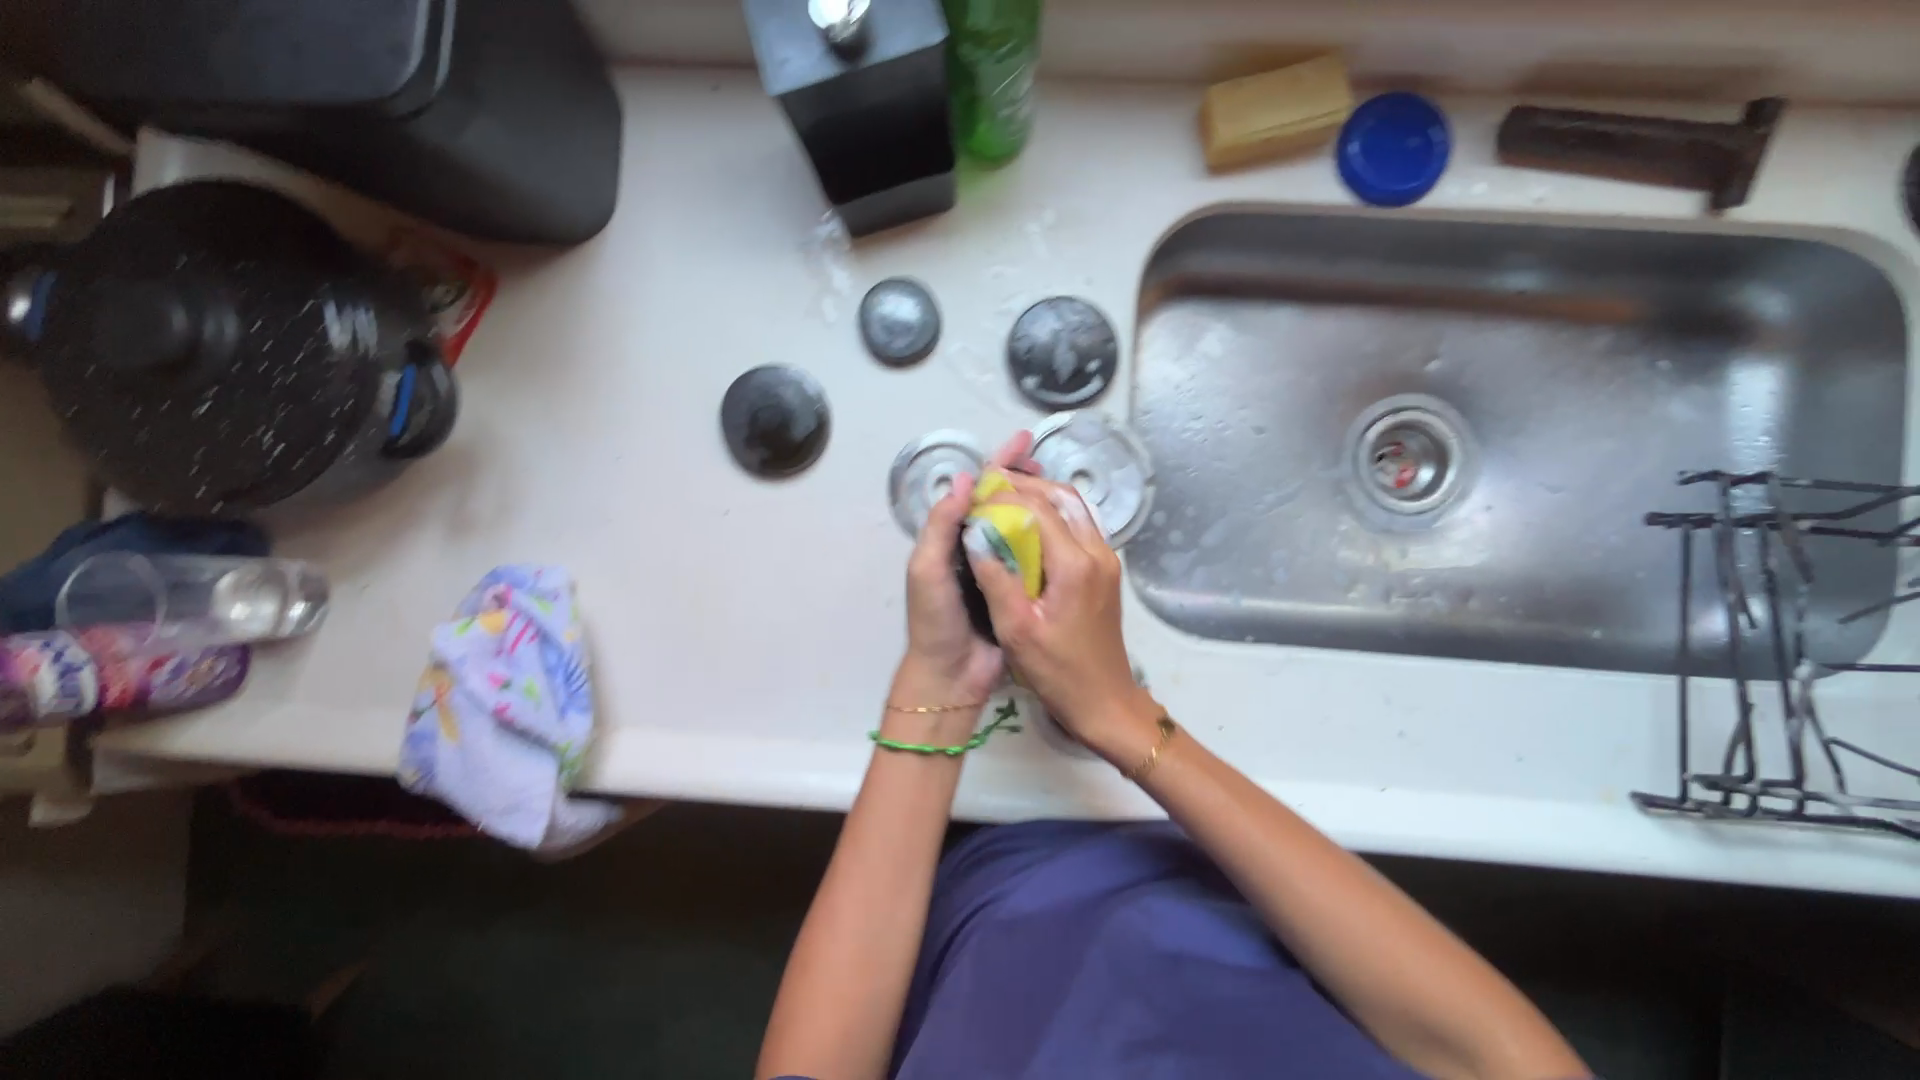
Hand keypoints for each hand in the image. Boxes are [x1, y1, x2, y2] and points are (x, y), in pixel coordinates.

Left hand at [891, 433, 1035, 727]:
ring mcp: (998, 568)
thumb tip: (962, 480)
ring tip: (1059, 486)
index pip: (974, 491)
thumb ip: (940, 526)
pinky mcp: (1018, 589)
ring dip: (1037, 504)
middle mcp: (974, 547)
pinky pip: (1036, 556)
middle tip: (1044, 462)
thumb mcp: (926, 569)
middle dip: (1020, 479)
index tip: (1023, 442)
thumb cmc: (934, 620)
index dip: (998, 465)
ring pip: (1020, 525)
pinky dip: (1049, 538)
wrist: (952, 674)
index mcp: (950, 539)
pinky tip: (1066, 527)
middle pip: (1000, 503)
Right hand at [965, 473, 1161, 765]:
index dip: (1006, 493)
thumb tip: (973, 534)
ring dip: (1042, 497)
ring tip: (1006, 497)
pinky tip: (1029, 525)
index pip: (1039, 508)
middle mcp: (1097, 552)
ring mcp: (1107, 560)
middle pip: (1062, 497)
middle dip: (1026, 485)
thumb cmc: (1057, 671)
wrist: (1105, 700)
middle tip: (990, 484)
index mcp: (1075, 564)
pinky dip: (1054, 515)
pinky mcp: (1106, 571)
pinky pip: (1080, 526)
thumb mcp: (1016, 629)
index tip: (977, 490)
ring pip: (1075, 508)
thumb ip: (994, 578)